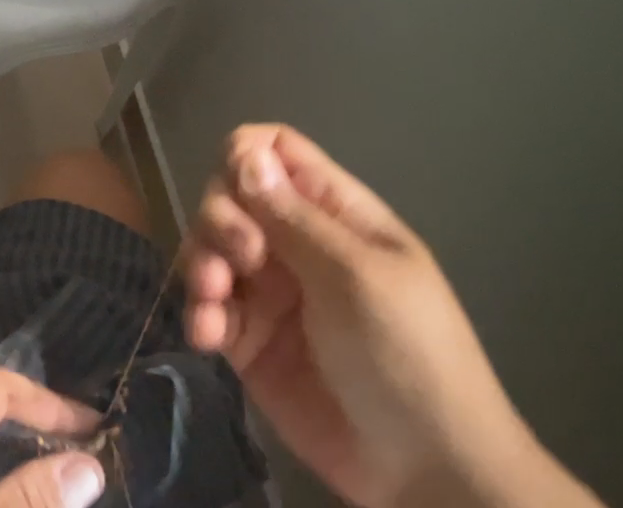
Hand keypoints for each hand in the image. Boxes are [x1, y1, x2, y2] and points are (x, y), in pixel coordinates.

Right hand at [181, 125, 600, 507]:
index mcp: (335, 214)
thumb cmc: (408, 356)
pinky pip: (207, 306)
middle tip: (240, 260)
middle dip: (220, 219)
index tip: (233, 184)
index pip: (277, 152)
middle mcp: (296, 242)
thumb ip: (293, 217)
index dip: (245, 154)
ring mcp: (270, 291)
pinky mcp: (248, 340)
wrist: (425, 470)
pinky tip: (208, 335)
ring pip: (209, 246)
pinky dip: (198, 312)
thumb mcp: (356, 276)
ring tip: (213, 301)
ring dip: (200, 264)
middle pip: (231, 196)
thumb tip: (244, 152)